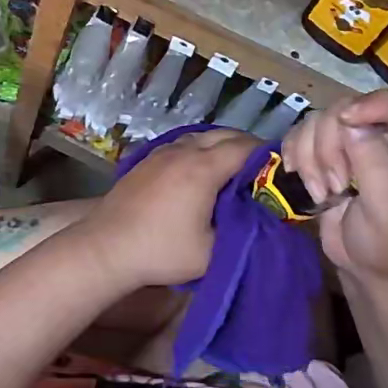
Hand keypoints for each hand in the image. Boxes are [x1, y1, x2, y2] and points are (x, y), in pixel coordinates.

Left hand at [74, 129, 259, 288]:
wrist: (106, 246)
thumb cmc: (160, 251)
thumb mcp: (211, 252)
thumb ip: (239, 231)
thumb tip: (257, 218)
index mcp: (203, 168)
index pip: (244, 148)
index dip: (266, 154)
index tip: (280, 168)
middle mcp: (185, 151)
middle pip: (225, 135)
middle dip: (247, 146)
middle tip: (262, 168)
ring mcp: (163, 152)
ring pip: (203, 136)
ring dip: (223, 145)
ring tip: (235, 168)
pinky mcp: (148, 158)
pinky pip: (184, 143)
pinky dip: (201, 148)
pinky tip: (202, 170)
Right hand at [282, 90, 387, 288]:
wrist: (372, 277)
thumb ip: (376, 165)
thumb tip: (350, 122)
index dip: (374, 103)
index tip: (345, 120)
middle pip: (350, 107)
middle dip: (332, 144)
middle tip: (335, 184)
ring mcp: (356, 143)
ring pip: (321, 119)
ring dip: (312, 155)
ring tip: (323, 192)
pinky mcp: (328, 153)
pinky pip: (302, 133)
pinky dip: (297, 154)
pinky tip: (306, 183)